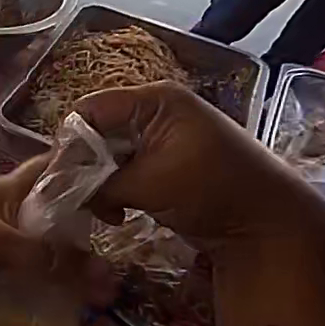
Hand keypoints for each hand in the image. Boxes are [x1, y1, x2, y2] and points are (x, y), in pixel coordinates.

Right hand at [72, 81, 324, 255]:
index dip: (68, 144)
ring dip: (97, 186)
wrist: (266, 223)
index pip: (89, 111)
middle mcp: (153, 113)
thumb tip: (59, 195)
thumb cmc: (213, 190)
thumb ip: (100, 185)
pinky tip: (117, 216)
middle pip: (95, 133)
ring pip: (106, 157)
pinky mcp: (162, 165)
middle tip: (75, 201)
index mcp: (154, 102)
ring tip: (103, 213)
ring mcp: (159, 140)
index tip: (57, 180)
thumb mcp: (149, 185)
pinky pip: (122, 173)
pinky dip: (113, 194)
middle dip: (82, 169)